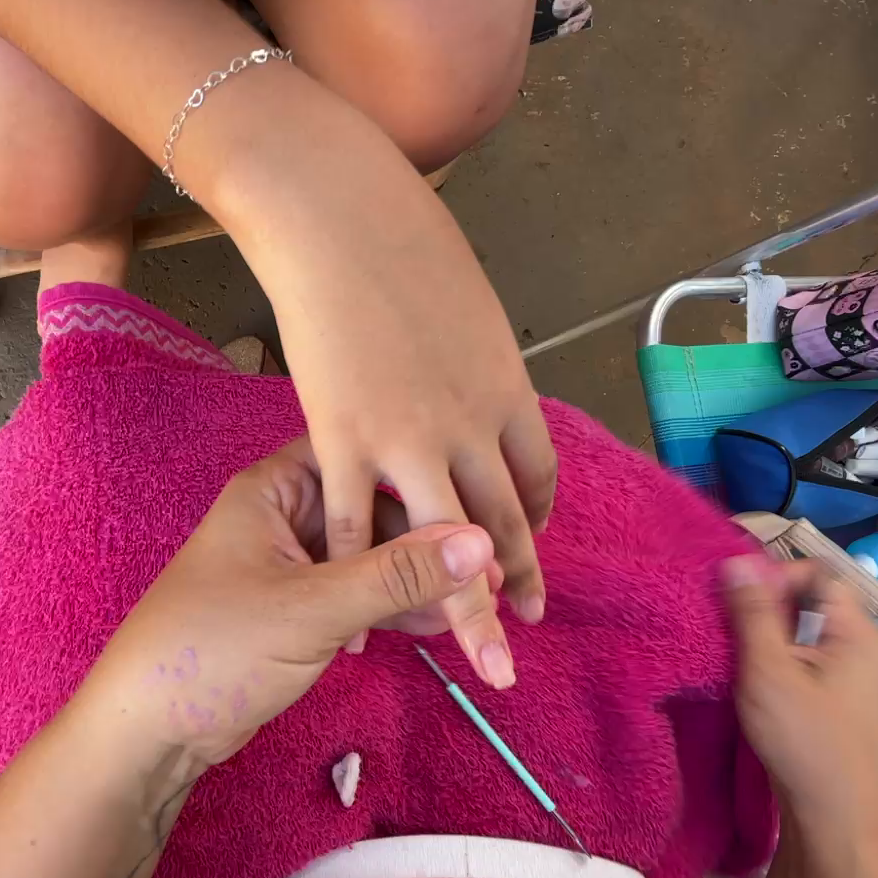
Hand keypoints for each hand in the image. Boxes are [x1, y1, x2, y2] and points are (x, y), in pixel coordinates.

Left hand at [83, 438, 501, 766]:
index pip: (362, 458)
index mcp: (278, 488)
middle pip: (377, 513)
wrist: (152, 729)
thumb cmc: (217, 648)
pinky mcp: (304, 606)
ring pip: (374, 558)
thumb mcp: (312, 609)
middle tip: (489, 584)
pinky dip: (396, 608)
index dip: (421, 479)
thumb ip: (397, 575)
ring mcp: (298, 562)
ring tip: (477, 613)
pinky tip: (439, 626)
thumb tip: (480, 542)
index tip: (480, 507)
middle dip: (430, 549)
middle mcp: (289, 514)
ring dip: (419, 584)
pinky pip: (362, 593)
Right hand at [211, 104, 556, 690]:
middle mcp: (470, 426)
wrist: (342, 218)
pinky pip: (354, 529)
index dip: (534, 522)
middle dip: (518, 585)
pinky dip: (360, 583)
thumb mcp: (469, 309)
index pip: (535, 475)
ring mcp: (407, 440)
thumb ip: (480, 367)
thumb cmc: (407, 248)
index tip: (527, 549)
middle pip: (501, 523)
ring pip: (445, 544)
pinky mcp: (343, 441)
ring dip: (466, 611)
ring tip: (479, 659)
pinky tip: (367, 630)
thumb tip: (479, 392)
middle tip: (528, 636)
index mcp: (506, 389)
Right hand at [722, 555, 877, 822]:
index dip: (774, 576)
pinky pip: (805, 654)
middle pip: (809, 600)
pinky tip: (752, 673)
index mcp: (857, 633)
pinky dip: (776, 653)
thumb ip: (752, 612)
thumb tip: (736, 559)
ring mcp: (853, 672)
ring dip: (766, 630)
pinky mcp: (838, 694)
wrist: (833, 816)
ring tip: (734, 648)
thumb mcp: (768, 670)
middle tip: (726, 623)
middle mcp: (863, 645)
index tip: (736, 599)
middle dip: (764, 603)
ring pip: (803, 629)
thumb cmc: (803, 739)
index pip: (817, 574)